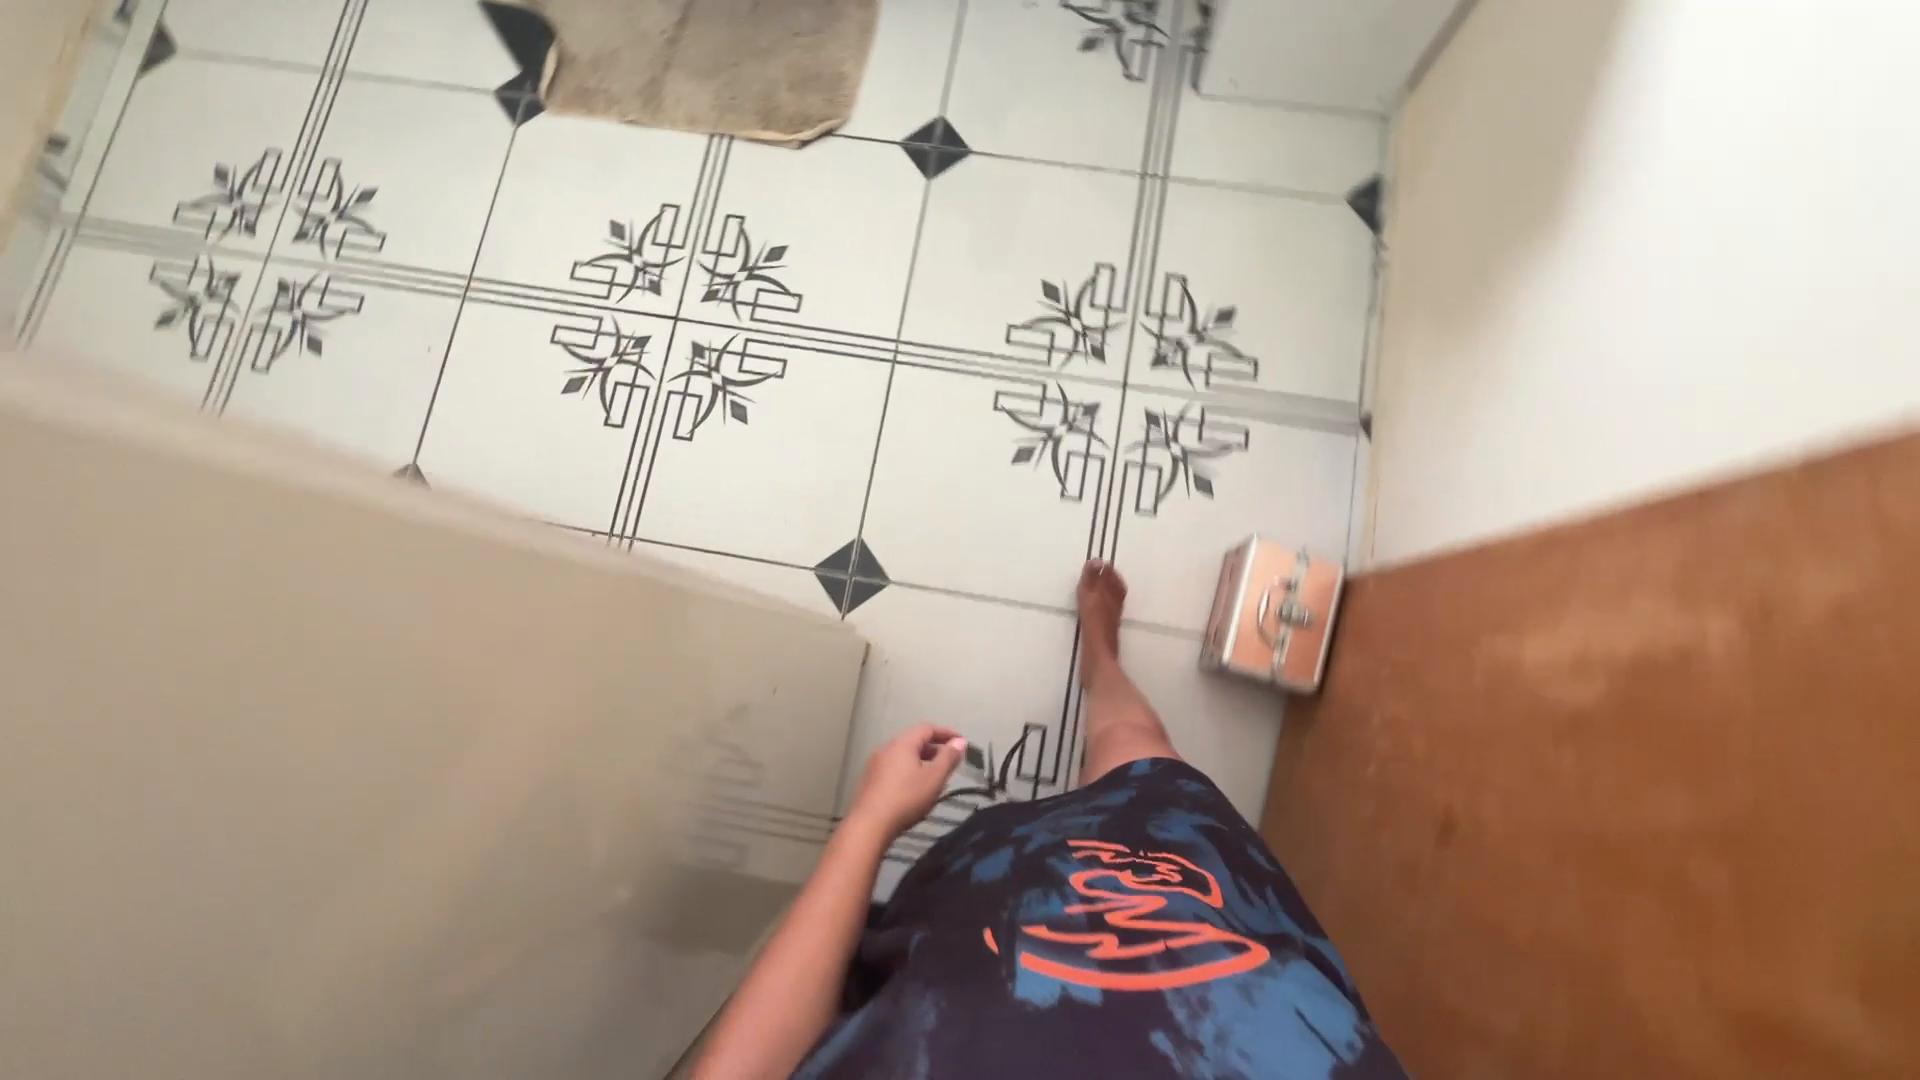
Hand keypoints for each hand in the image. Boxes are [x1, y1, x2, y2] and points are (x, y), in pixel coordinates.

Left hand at [845, 723, 966, 839]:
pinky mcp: (870, 780)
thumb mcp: (934, 778)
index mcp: (903, 743)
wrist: (869, 825)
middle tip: (950, 759)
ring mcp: (875, 764)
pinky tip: (915, 787)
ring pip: (903, 755)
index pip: (927, 728)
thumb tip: (959, 741)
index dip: (946, 733)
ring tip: (935, 774)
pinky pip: (894, 767)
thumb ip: (948, 758)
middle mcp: (887, 748)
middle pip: (914, 740)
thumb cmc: (906, 798)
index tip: (961, 742)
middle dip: (935, 747)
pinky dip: (909, 770)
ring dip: (922, 760)